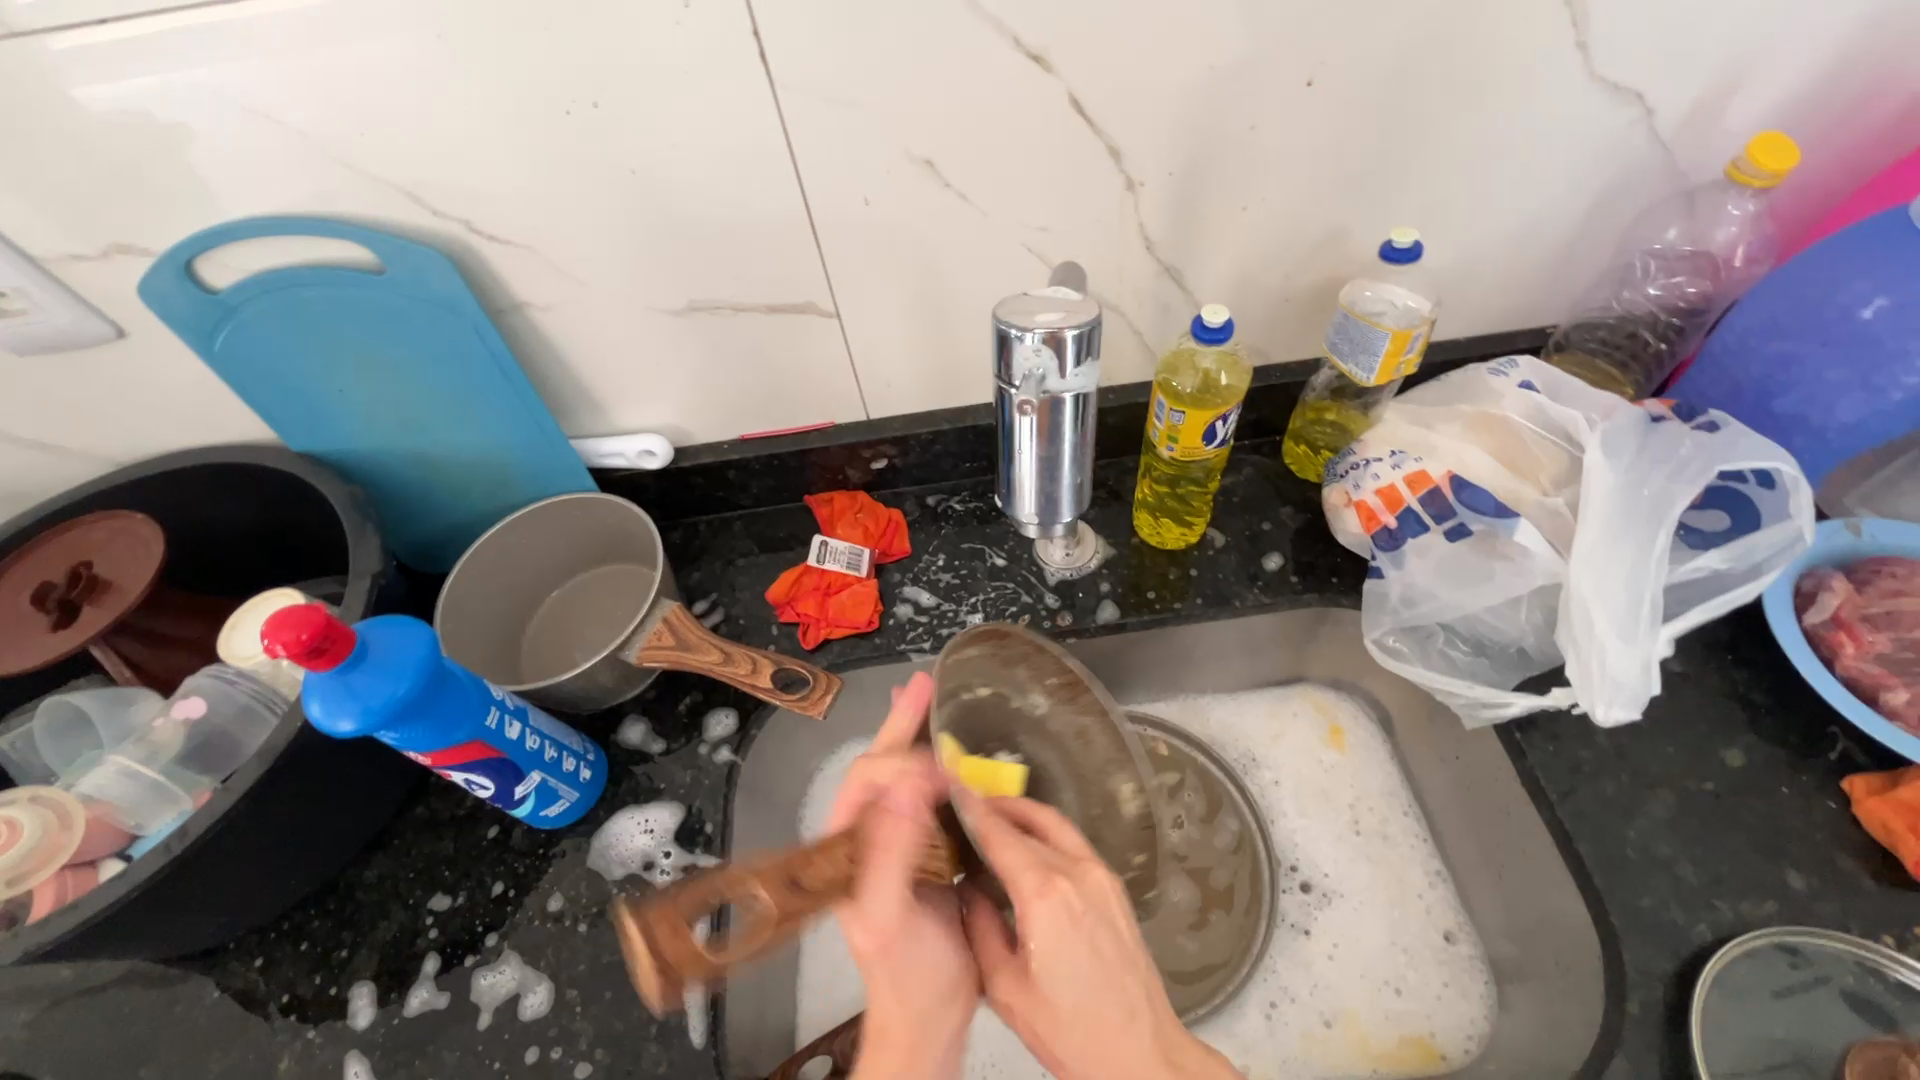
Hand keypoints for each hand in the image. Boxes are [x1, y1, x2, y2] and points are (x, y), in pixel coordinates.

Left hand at [826, 672, 975, 1079]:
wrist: (931, 1016)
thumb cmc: (906, 977)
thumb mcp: (889, 920)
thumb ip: (891, 855)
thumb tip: (908, 787)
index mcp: (850, 847)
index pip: (869, 781)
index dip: (904, 764)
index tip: (943, 767)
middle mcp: (869, 837)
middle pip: (881, 765)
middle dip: (901, 722)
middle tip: (923, 683)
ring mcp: (899, 842)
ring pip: (905, 776)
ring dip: (918, 735)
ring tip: (933, 697)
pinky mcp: (929, 853)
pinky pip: (933, 799)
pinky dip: (945, 769)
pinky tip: (959, 756)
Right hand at [955, 790, 1242, 1079]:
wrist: (1141, 1052)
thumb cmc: (1073, 1031)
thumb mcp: (1005, 986)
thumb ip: (980, 927)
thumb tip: (967, 889)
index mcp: (1045, 894)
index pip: (999, 834)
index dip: (972, 809)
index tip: (951, 790)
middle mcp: (1077, 873)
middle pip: (1030, 819)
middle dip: (995, 805)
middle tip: (967, 801)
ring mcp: (1102, 877)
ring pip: (1056, 825)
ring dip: (1023, 814)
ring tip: (993, 817)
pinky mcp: (1115, 888)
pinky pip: (1074, 843)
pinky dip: (1046, 832)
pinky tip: (1028, 848)